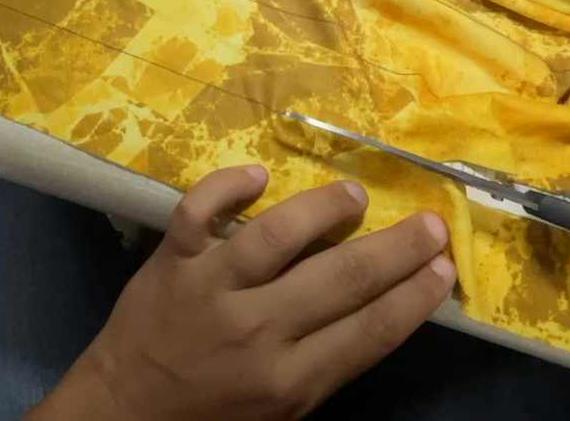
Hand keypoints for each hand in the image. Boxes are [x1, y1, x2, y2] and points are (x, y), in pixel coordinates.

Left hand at [29, 166, 455, 420]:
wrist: (125, 408)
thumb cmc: (211, 412)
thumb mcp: (281, 409)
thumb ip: (323, 361)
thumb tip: (374, 307)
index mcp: (291, 380)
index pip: (370, 332)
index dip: (413, 297)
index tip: (444, 267)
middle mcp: (257, 329)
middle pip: (340, 280)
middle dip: (395, 250)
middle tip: (429, 221)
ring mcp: (210, 286)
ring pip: (274, 237)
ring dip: (321, 210)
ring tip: (354, 193)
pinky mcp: (171, 257)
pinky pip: (199, 211)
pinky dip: (226, 186)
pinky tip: (258, 173)